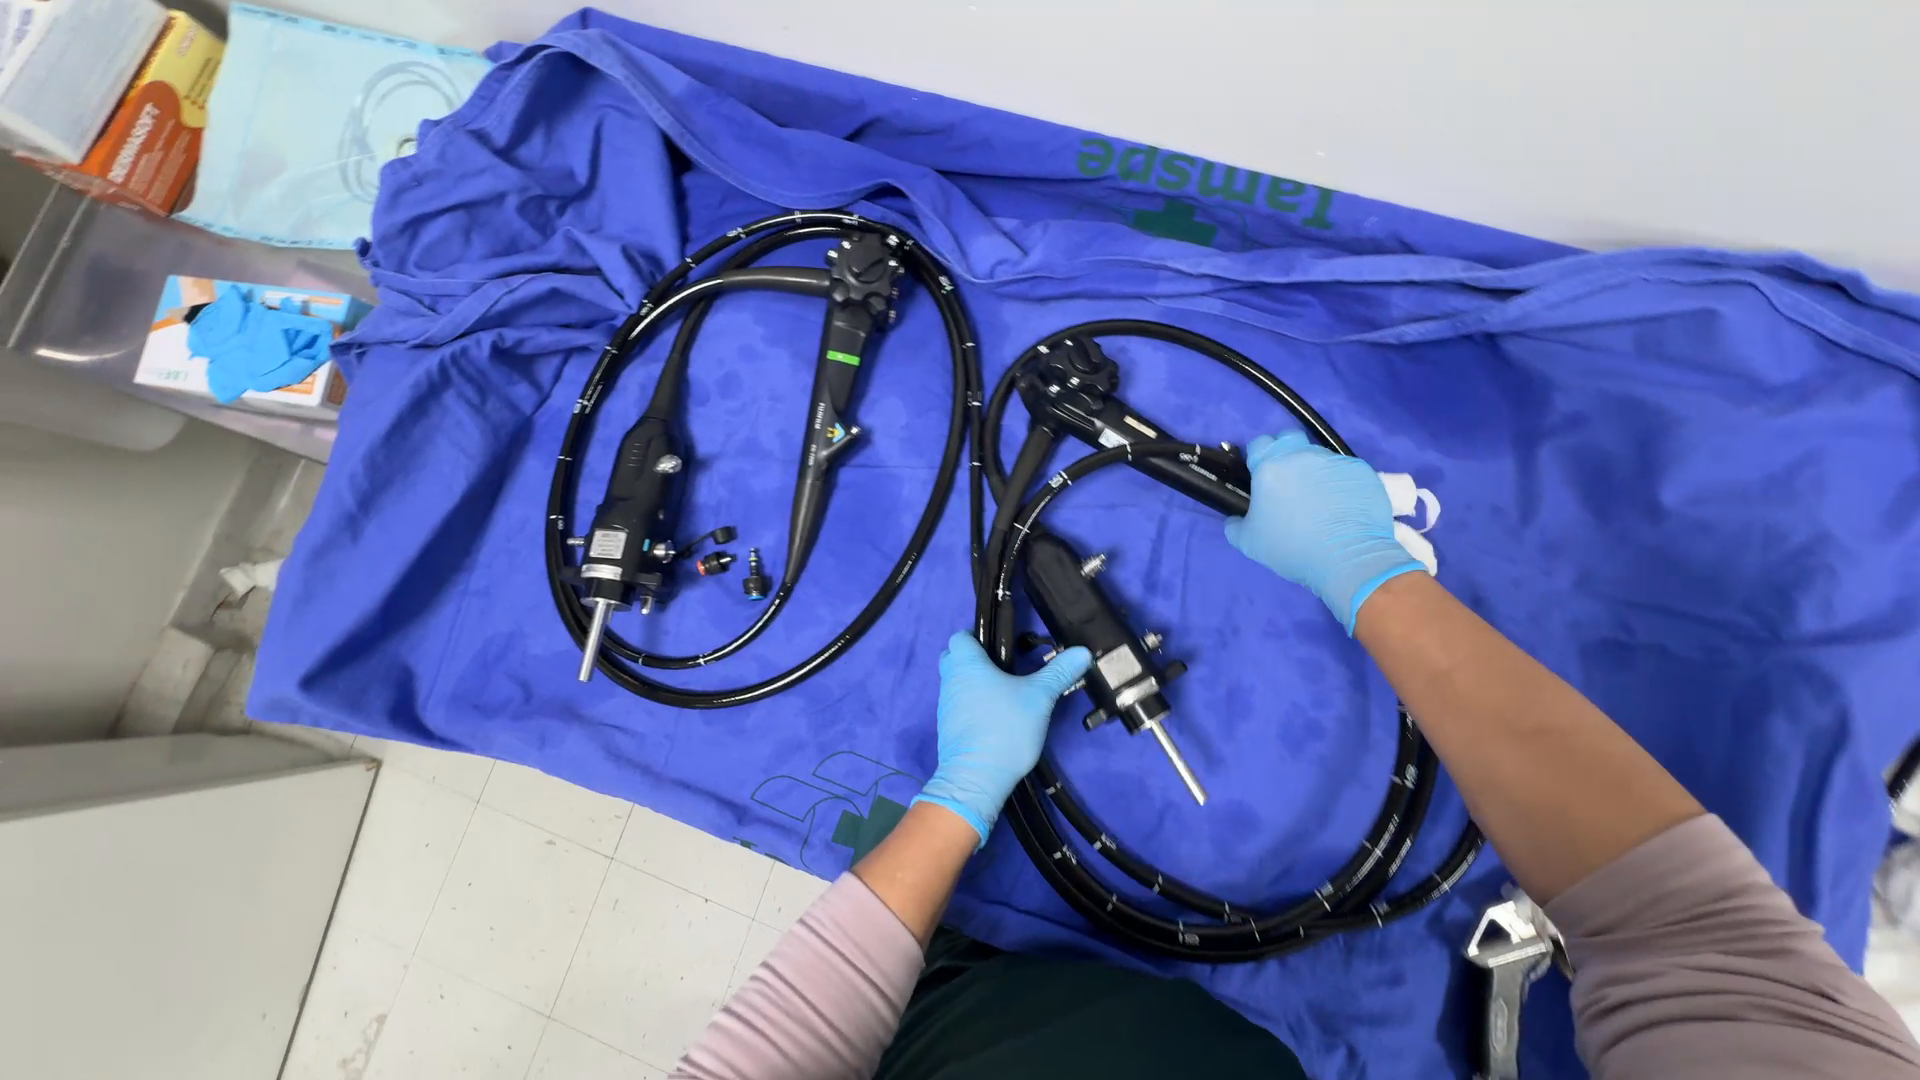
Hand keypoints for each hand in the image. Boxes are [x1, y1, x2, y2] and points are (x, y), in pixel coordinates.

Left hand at [912, 632, 1092, 846]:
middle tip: (1002, 668)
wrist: (977, 777)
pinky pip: (958, 707)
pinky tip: (994, 717)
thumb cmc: (1005, 727)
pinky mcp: (948, 729)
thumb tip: (1083, 651)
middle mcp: (950, 681)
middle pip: (953, 658)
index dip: (977, 636)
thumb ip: (1059, 672)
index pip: (960, 637)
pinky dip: (971, 706)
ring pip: (956, 684)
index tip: (1000, 645)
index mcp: (966, 664)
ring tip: (1003, 694)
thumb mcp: (1039, 697)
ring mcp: (946, 706)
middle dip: (973, 659)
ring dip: (973, 684)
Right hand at [1224, 430, 1425, 632]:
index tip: (1261, 476)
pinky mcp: (1361, 471)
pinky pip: (1344, 470)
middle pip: (1289, 438)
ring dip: (1314, 470)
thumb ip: (1236, 524)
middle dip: (1285, 451)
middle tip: (1287, 480)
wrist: (1346, 558)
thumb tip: (1236, 518)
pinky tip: (1341, 506)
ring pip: (1319, 455)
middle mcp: (1302, 456)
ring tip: (1319, 499)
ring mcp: (1334, 461)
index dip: (1258, 457)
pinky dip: (1339, 482)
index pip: (1259, 444)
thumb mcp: (1248, 541)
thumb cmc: (1291, 547)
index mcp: (1270, 468)